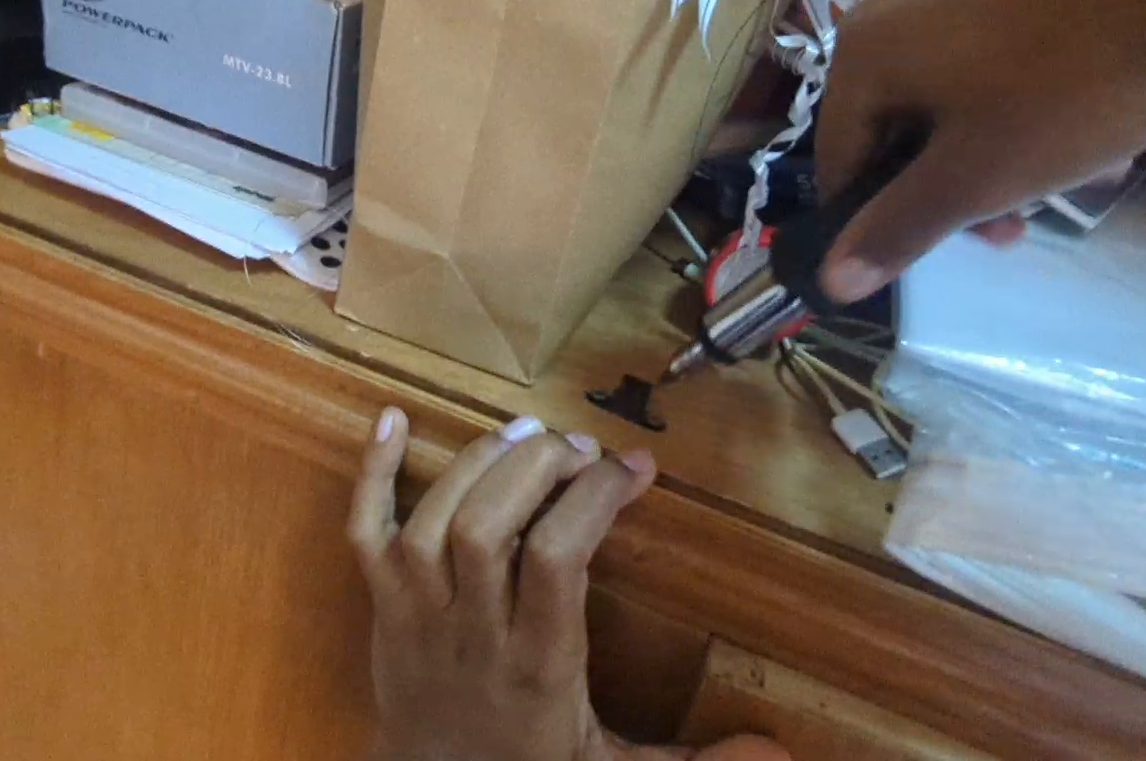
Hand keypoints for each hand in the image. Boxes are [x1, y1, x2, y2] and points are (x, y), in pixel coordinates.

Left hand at [351, 409, 788, 760]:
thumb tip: (782, 753)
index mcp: (539, 665)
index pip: (558, 559)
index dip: (596, 498)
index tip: (636, 467)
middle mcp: (473, 631)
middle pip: (488, 527)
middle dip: (536, 468)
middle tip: (576, 443)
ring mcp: (416, 614)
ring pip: (432, 522)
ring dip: (476, 461)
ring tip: (525, 432)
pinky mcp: (380, 603)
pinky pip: (363, 531)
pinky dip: (373, 472)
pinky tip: (392, 417)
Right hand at [813, 0, 1145, 302]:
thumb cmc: (1072, 79)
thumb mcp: (977, 176)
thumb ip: (896, 231)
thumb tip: (831, 284)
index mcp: (860, 56)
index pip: (839, 161)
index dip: (886, 215)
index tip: (960, 239)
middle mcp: (889, 4)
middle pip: (896, 121)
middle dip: (951, 179)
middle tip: (1023, 214)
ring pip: (947, 83)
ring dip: (991, 139)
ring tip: (1072, 159)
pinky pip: (991, 37)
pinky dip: (1020, 82)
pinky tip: (1087, 92)